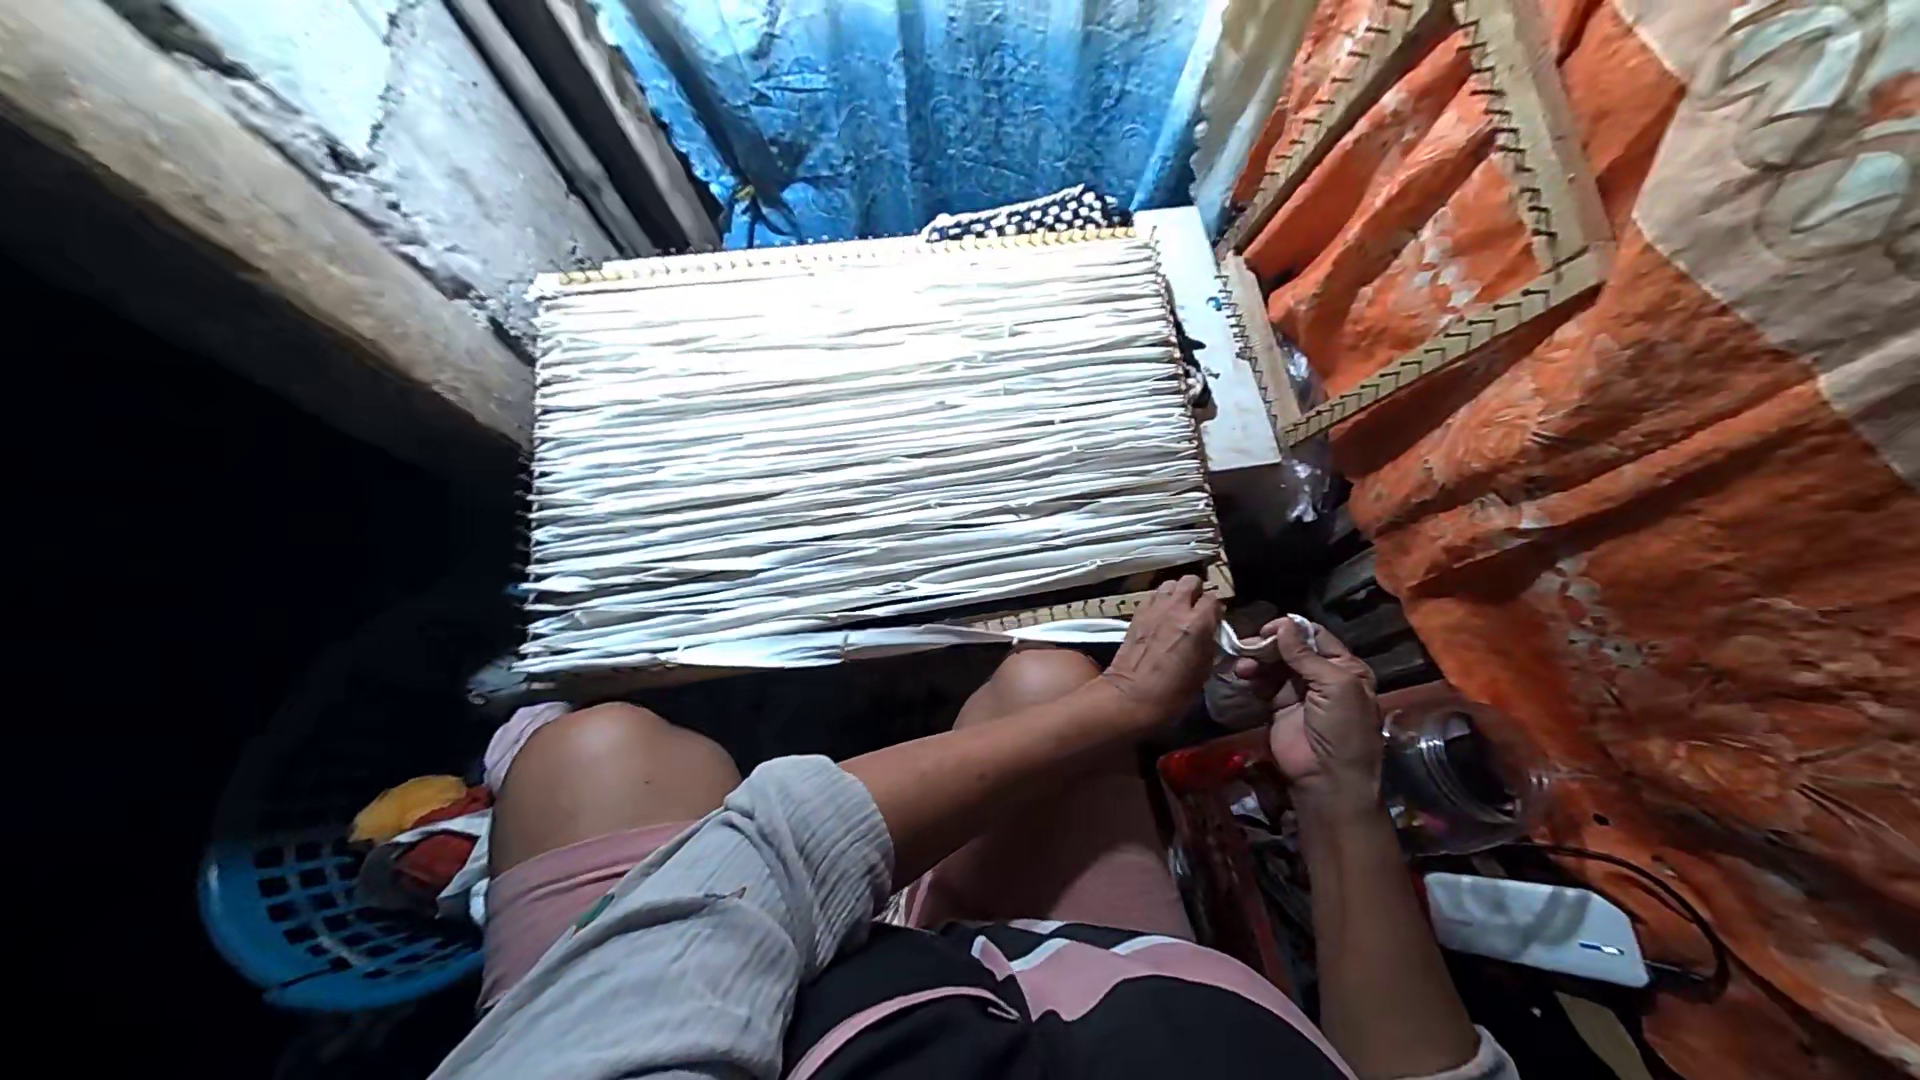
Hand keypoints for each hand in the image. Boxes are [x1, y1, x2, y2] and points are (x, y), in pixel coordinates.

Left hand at [1098, 575, 1221, 727]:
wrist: (1132, 696)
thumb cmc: (1173, 692)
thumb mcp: (1204, 669)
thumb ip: (1210, 642)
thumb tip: (1211, 632)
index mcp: (1198, 622)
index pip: (1214, 598)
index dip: (1216, 607)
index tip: (1216, 618)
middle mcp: (1176, 608)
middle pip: (1190, 581)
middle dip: (1196, 591)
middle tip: (1197, 607)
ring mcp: (1153, 609)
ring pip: (1169, 584)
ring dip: (1176, 593)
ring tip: (1178, 608)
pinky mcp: (1136, 614)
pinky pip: (1152, 596)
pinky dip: (1159, 601)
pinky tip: (1160, 615)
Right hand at [1233, 619, 1381, 813]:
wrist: (1326, 776)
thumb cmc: (1342, 728)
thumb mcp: (1335, 687)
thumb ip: (1306, 655)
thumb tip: (1283, 624)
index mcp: (1345, 668)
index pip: (1316, 636)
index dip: (1293, 630)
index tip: (1269, 629)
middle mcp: (1322, 675)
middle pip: (1291, 648)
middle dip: (1270, 644)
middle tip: (1250, 644)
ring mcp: (1298, 690)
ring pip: (1273, 663)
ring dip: (1257, 659)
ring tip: (1244, 664)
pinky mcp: (1277, 704)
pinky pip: (1262, 681)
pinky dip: (1251, 675)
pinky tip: (1243, 674)